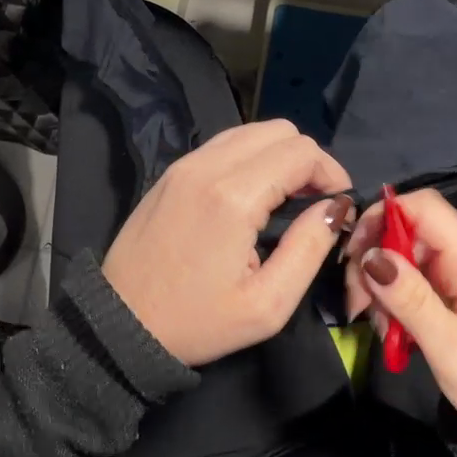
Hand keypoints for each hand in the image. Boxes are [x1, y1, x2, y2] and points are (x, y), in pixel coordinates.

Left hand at [104, 120, 353, 366]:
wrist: (119, 325)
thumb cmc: (197, 321)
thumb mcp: (268, 304)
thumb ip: (309, 249)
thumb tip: (336, 208)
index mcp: (234, 197)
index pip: (301, 151)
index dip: (331, 172)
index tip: (337, 206)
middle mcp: (208, 167)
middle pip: (279, 130)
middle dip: (308, 160)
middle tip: (315, 202)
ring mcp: (184, 165)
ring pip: (251, 131)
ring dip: (279, 156)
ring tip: (287, 198)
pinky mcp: (170, 173)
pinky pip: (224, 145)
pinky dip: (251, 158)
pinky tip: (253, 196)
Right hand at [344, 189, 456, 435]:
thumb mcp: (450, 347)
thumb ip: (412, 300)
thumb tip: (372, 256)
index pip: (425, 207)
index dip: (385, 215)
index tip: (355, 252)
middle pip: (407, 231)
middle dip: (374, 258)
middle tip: (356, 301)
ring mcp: (455, 279)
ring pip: (403, 257)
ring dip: (379, 284)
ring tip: (374, 324)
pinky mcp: (448, 298)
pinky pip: (410, 283)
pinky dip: (391, 301)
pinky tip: (389, 331)